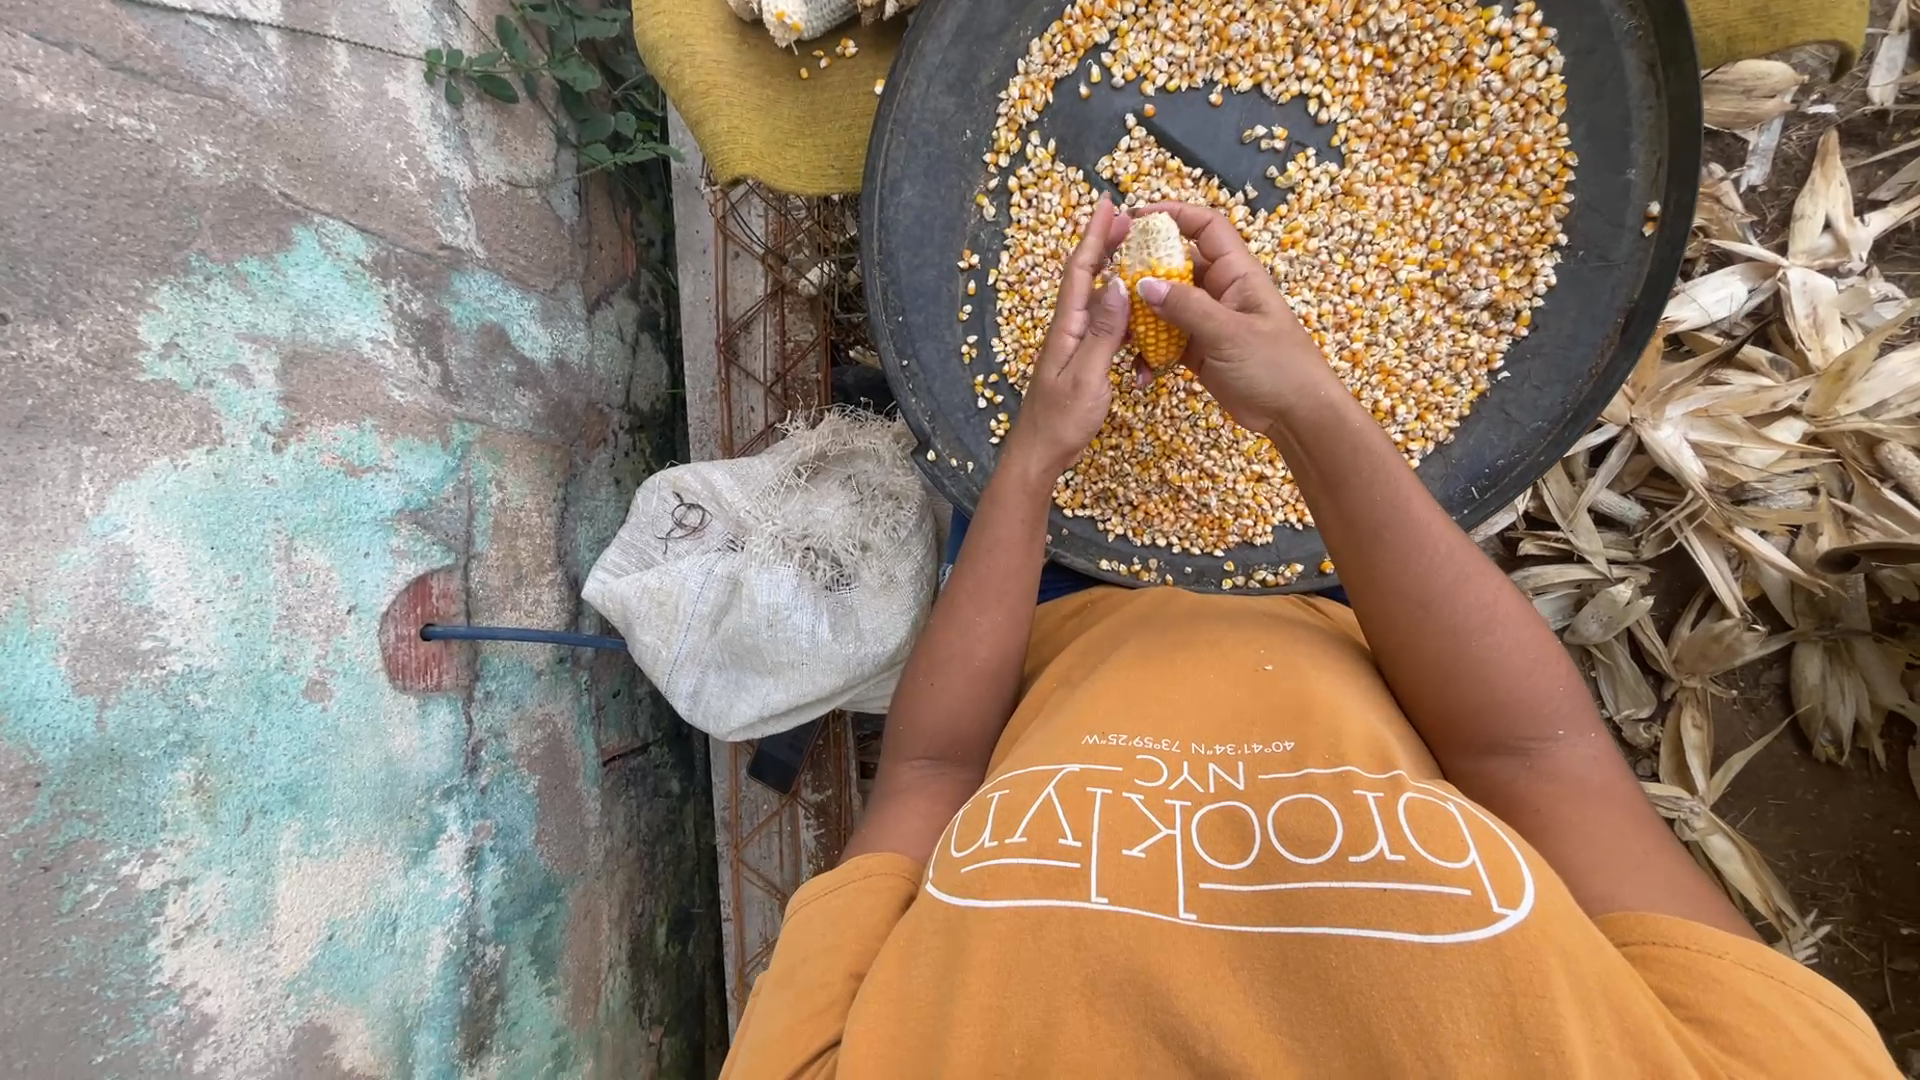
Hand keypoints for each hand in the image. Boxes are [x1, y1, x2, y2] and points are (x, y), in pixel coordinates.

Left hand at [1003, 193, 1131, 479]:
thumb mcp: (1087, 376)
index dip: (1093, 237)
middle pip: (1086, 278)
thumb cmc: (1061, 420)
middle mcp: (1068, 330)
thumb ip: (1104, 333)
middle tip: (1128, 218)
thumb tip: (1119, 284)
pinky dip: (1119, 309)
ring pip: (1095, 299)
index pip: (1080, 272)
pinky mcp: (1081, 361)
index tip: (1108, 204)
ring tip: (1135, 252)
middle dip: (1104, 245)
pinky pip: (1102, 325)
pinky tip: (1133, 307)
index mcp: (1067, 328)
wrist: (1040, 453)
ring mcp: (1074, 346)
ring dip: (1113, 272)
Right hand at [1133, 201, 1337, 435]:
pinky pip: (1165, 342)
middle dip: (1143, 273)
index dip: (1175, 214)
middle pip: (1175, 268)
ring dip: (1141, 319)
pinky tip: (1139, 371)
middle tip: (1111, 283)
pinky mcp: (1198, 351)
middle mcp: (1219, 292)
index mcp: (1236, 274)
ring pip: (1165, 308)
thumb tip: (1143, 284)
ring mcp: (1207, 322)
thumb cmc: (1275, 365)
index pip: (1206, 228)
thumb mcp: (1229, 333)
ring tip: (1118, 332)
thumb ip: (1186, 307)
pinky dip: (1150, 353)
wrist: (1293, 414)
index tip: (1137, 217)